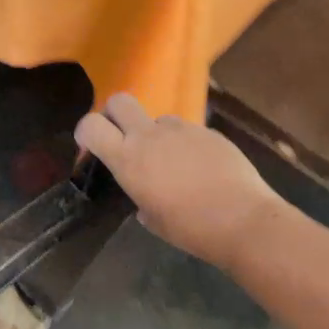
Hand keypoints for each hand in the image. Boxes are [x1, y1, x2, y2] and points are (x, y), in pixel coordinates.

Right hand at [74, 94, 284, 267]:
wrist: (242, 220)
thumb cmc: (188, 227)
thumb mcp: (151, 218)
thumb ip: (140, 197)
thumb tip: (145, 196)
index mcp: (127, 159)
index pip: (91, 125)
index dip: (85, 130)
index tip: (91, 146)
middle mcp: (150, 136)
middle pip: (119, 101)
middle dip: (115, 114)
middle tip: (124, 137)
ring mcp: (182, 130)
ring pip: (159, 118)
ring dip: (158, 133)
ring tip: (173, 161)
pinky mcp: (210, 132)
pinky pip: (188, 132)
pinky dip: (187, 145)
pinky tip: (202, 169)